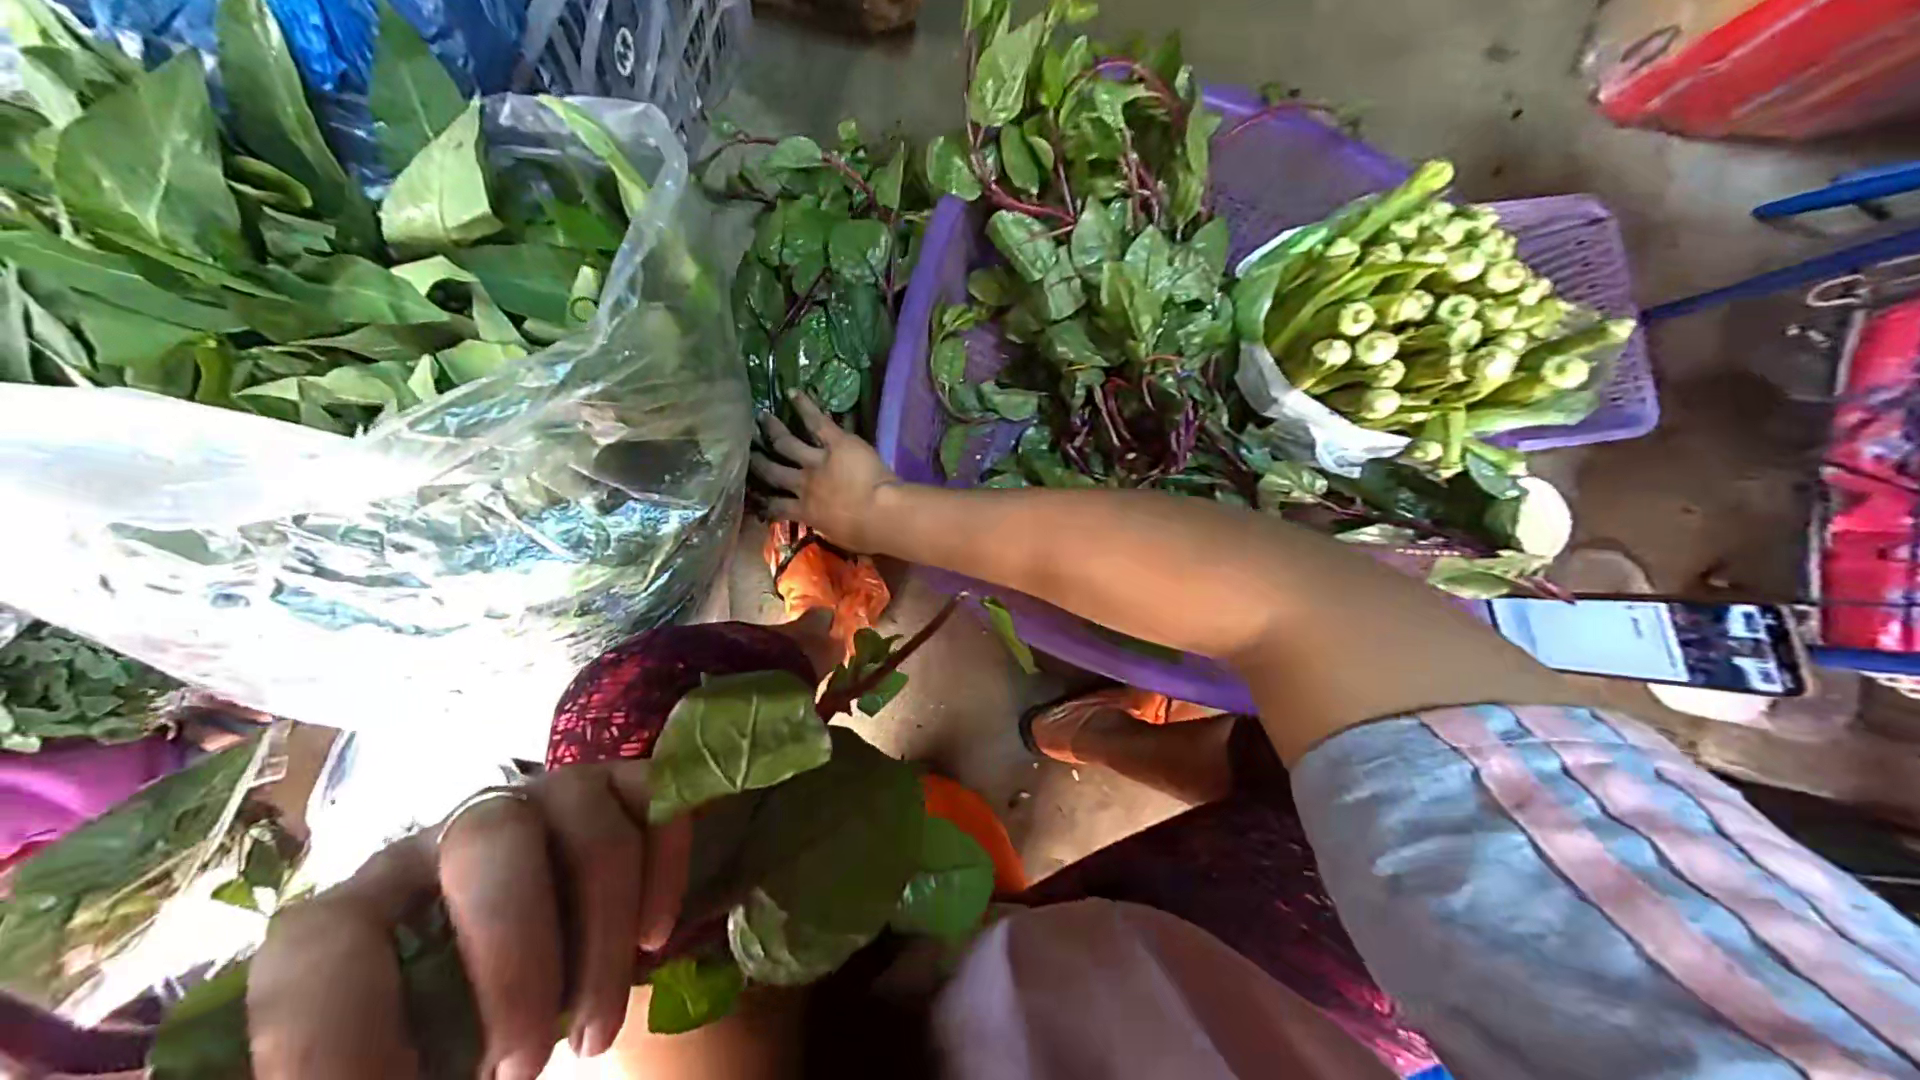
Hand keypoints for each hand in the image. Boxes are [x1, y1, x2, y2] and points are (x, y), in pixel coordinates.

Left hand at [246, 763, 691, 1079]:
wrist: (524, 942)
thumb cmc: (437, 1020)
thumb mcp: (379, 1064)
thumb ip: (348, 1073)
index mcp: (363, 909)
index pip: (325, 943)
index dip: (335, 1036)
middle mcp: (454, 834)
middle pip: (490, 843)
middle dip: (520, 961)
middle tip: (529, 1067)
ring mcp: (552, 799)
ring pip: (589, 829)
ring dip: (605, 936)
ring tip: (598, 1034)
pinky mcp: (622, 790)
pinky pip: (657, 805)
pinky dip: (665, 870)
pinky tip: (657, 936)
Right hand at [752, 391, 902, 552]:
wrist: (881, 514)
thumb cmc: (866, 534)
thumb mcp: (838, 537)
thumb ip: (826, 527)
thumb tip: (824, 526)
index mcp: (806, 512)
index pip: (776, 506)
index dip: (762, 500)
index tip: (752, 493)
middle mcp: (804, 485)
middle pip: (773, 472)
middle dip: (757, 461)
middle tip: (745, 450)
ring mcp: (816, 462)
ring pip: (787, 444)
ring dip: (774, 430)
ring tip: (761, 417)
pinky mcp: (835, 443)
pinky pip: (816, 421)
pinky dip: (804, 406)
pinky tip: (793, 393)